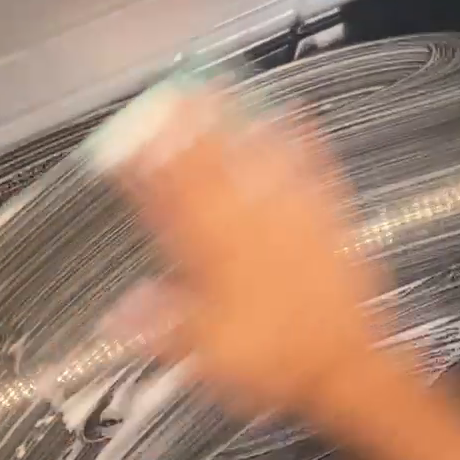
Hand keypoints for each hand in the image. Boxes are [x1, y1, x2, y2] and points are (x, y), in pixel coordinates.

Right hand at [106, 89, 392, 422]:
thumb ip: (161, 328)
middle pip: (210, 172)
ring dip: (233, 124)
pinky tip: (297, 118)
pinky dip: (304, 142)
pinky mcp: (328, 225)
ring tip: (215, 90)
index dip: (144, 173)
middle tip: (166, 98)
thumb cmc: (278, 363)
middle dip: (184, 135)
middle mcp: (251, 231)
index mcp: (215, 261)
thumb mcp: (207, 356)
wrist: (343, 369)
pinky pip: (315, 172)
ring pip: (257, 163)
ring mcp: (292, 222)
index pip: (169, 205)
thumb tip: (116, 317)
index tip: (124, 147)